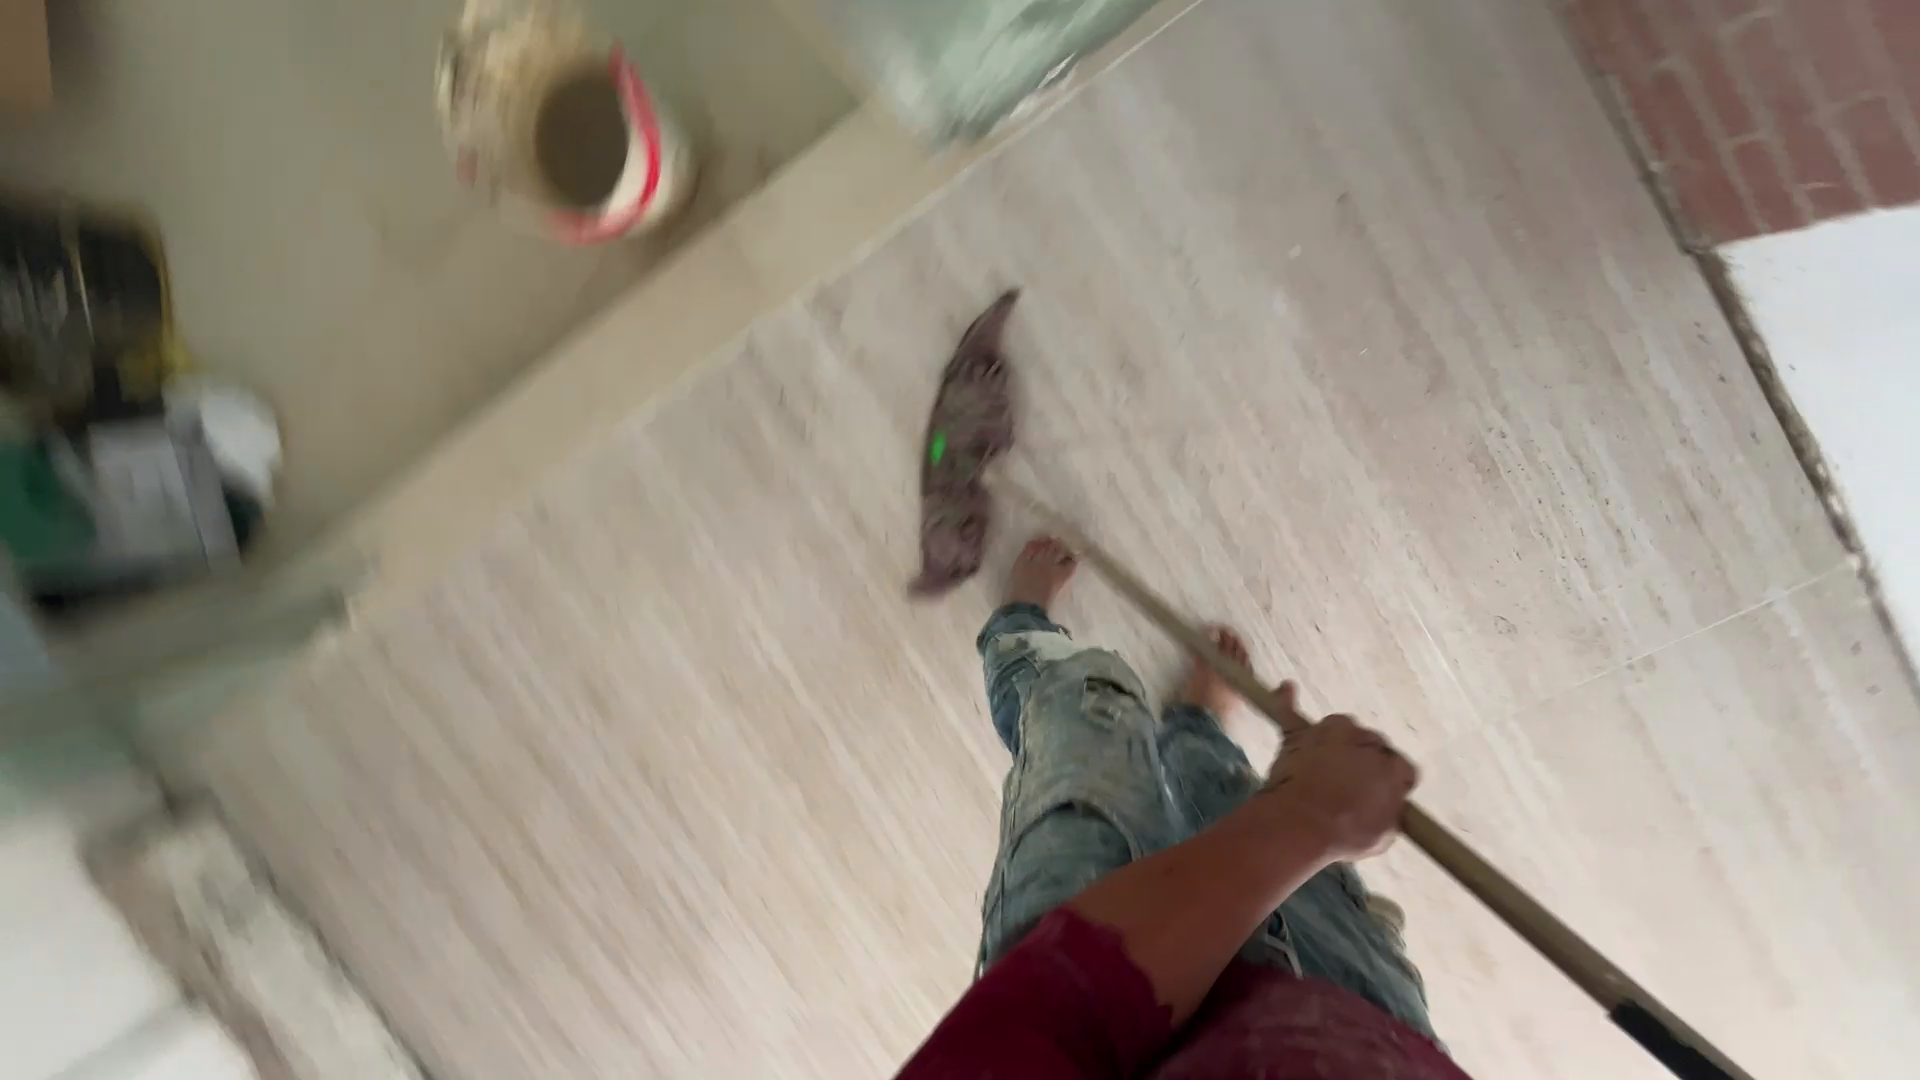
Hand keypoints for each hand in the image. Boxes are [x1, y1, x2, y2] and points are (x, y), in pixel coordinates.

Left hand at [1258, 701, 1417, 861]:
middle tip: (1349, 786)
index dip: (1390, 784)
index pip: (1400, 768)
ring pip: (1339, 728)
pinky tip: (1287, 688)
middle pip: (1369, 744)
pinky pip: (1289, 710)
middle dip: (1363, 761)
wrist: (1302, 821)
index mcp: (1392, 765)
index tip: (1379, 798)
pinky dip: (1286, 700)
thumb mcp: (1385, 832)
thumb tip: (1383, 802)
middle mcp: (1364, 739)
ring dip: (1336, 741)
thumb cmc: (1348, 833)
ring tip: (1326, 764)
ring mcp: (1328, 731)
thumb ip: (1388, 808)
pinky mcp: (1297, 732)